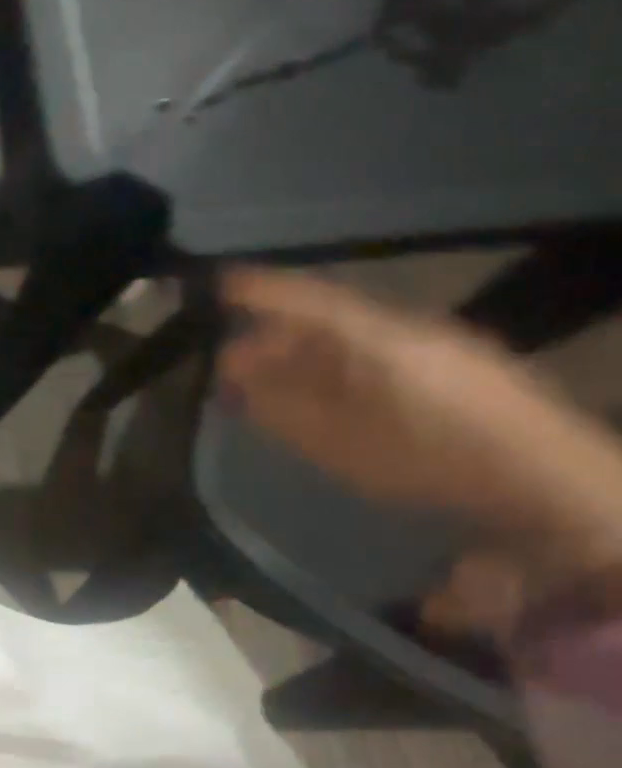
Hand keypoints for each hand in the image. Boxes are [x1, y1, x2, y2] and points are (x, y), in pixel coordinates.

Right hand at [218, 267, 621, 573]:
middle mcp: (409, 332)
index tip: (220, 282)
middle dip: (274, 340)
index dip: (262, 291)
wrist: (547, 484)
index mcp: (376, 338)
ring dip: (306, 360)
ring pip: (354, 344)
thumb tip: (236, 370)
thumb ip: (279, 403)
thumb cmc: (426, 459)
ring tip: (270, 388)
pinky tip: (328, 400)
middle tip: (231, 368)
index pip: (307, 301)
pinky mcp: (464, 376)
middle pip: (328, 324)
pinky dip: (340, 372)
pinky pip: (381, 360)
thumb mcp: (334, 439)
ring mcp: (442, 352)